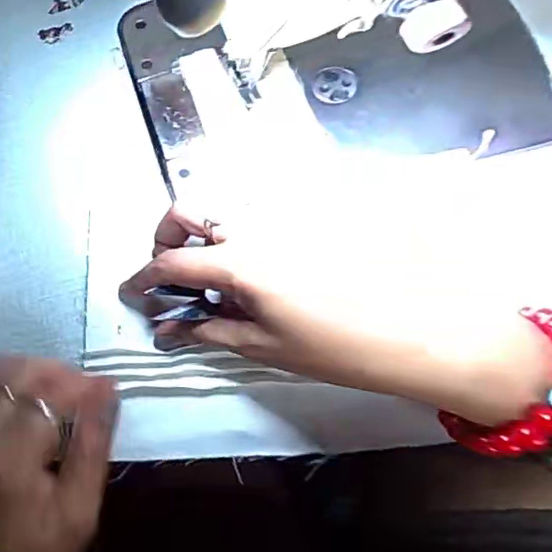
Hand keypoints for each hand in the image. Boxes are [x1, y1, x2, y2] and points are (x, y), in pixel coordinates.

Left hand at [0, 357, 115, 551]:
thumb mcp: (76, 519)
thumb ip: (92, 450)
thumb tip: (107, 394)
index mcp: (14, 452)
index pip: (55, 389)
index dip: (87, 385)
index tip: (110, 391)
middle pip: (26, 370)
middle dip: (64, 374)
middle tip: (88, 398)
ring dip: (34, 370)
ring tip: (58, 395)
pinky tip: (14, 395)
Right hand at [120, 206, 551, 425]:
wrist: (417, 329)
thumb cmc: (337, 348)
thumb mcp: (266, 347)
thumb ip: (211, 331)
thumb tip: (169, 330)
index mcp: (240, 261)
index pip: (172, 261)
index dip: (144, 278)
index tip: (133, 292)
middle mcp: (255, 224)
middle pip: (187, 208)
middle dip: (166, 237)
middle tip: (174, 274)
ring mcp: (282, 213)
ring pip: (222, 204)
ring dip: (202, 231)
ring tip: (216, 273)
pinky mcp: (306, 213)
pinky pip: (258, 208)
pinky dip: (239, 230)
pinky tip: (256, 264)